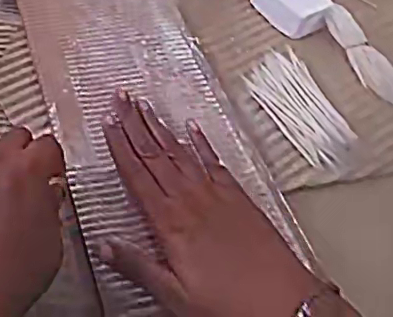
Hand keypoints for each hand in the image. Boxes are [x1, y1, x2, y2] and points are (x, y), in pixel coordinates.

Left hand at [0, 128, 67, 316]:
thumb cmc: (13, 267)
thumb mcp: (53, 237)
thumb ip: (53, 202)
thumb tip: (50, 190)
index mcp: (28, 168)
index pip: (49, 143)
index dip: (55, 160)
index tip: (56, 171)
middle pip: (20, 135)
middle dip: (30, 153)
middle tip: (36, 178)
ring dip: (6, 162)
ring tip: (11, 195)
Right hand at [100, 94, 330, 316]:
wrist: (289, 307)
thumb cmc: (232, 306)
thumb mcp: (177, 297)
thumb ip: (138, 267)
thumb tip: (103, 246)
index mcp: (169, 220)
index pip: (135, 173)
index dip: (119, 144)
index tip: (107, 120)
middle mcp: (187, 199)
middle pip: (153, 152)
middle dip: (133, 121)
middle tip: (120, 96)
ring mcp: (213, 194)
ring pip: (178, 151)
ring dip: (159, 125)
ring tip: (144, 104)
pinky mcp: (237, 198)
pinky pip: (213, 161)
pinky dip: (200, 142)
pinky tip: (192, 127)